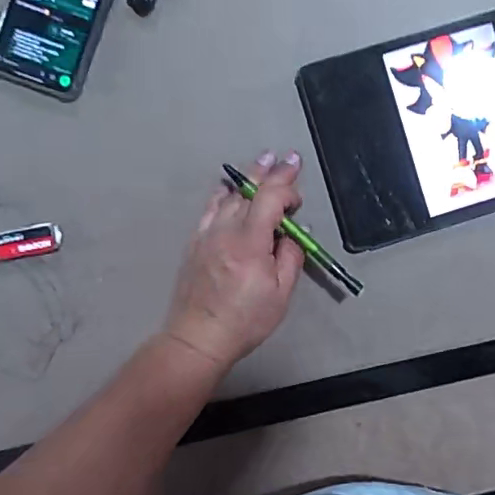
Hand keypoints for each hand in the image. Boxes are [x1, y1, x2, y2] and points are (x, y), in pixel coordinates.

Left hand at [161, 151, 306, 370]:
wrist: (198, 337)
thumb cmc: (245, 320)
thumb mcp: (280, 294)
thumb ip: (290, 257)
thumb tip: (293, 232)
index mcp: (250, 242)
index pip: (270, 199)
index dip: (287, 190)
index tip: (298, 198)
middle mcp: (226, 230)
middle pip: (250, 190)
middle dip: (271, 172)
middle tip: (286, 157)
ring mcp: (207, 233)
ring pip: (230, 196)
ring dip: (248, 177)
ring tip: (263, 162)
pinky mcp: (195, 241)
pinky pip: (211, 208)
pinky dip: (224, 194)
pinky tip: (229, 188)